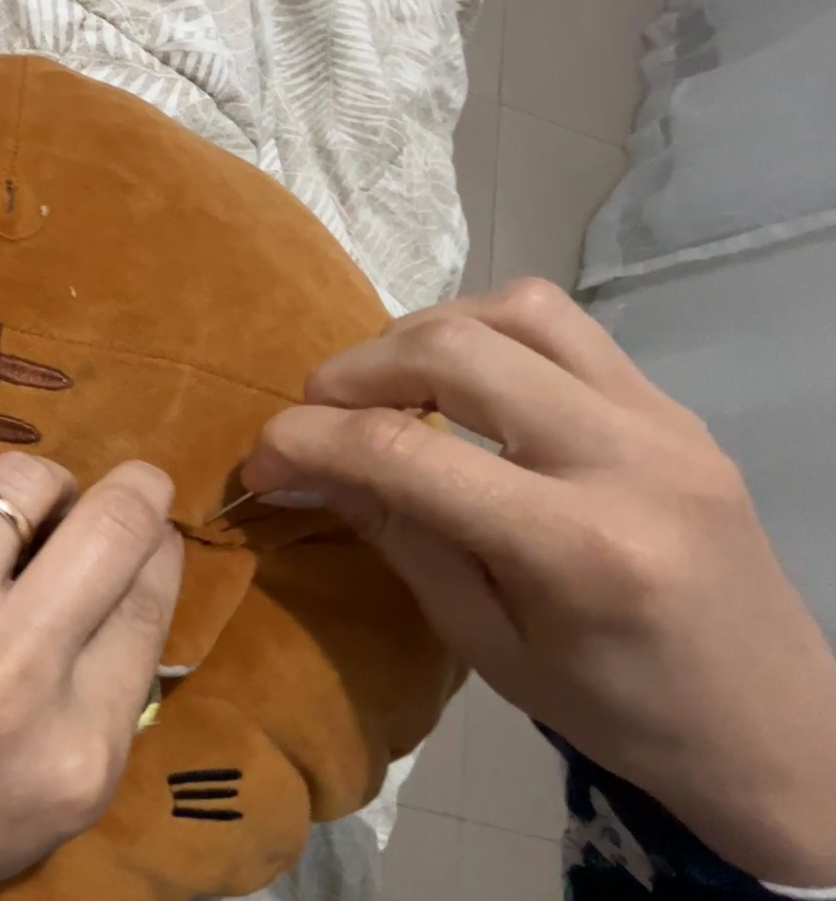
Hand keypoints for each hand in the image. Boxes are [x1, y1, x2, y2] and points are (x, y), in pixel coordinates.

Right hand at [243, 279, 835, 885]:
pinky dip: (474, 332)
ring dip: (415, 336)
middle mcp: (630, 457)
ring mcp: (663, 417)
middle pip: (452, 351)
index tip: (258, 461)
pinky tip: (449, 382)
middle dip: (350, 373)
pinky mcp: (669, 402)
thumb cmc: (612, 706)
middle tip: (313, 416)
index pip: (400, 451)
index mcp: (578, 547)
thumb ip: (389, 530)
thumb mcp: (476, 636)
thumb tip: (292, 469)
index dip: (304, 441)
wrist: (778, 728)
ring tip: (380, 388)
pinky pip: (555, 323)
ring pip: (510, 310)